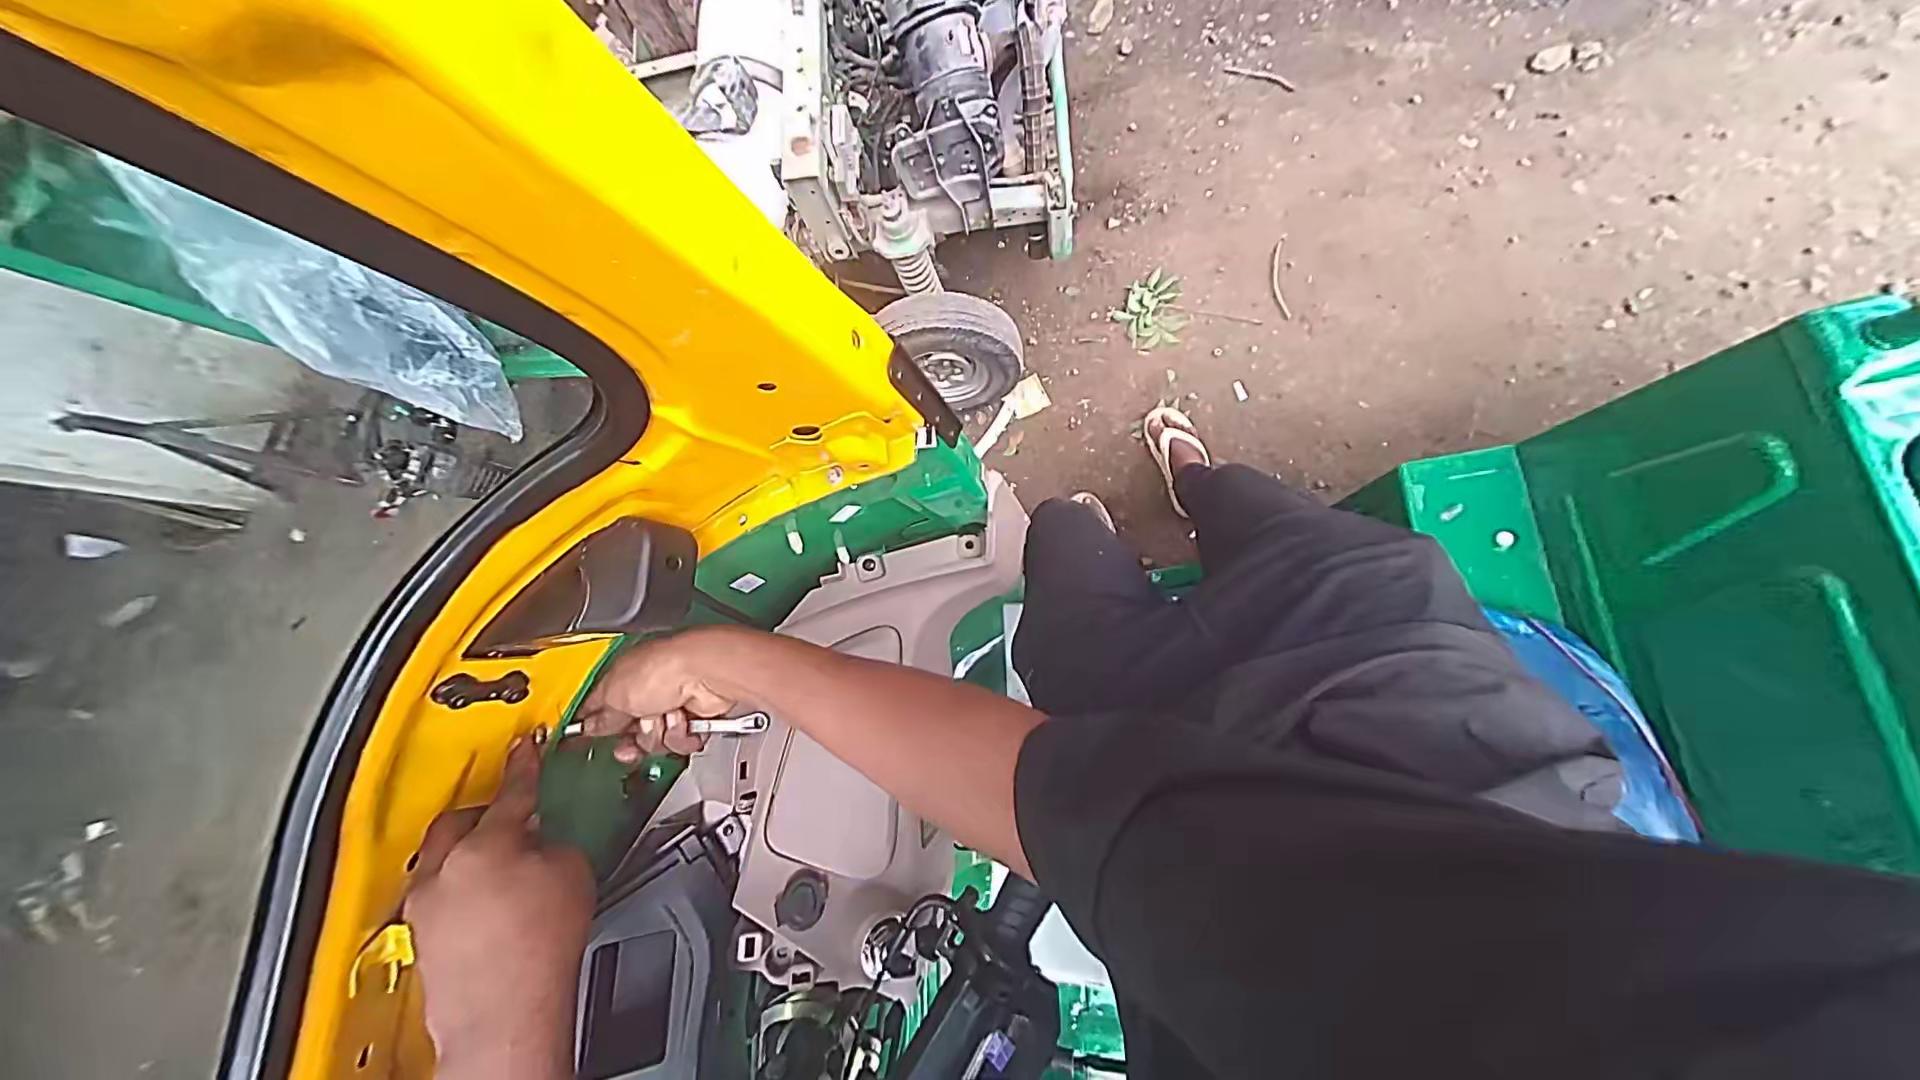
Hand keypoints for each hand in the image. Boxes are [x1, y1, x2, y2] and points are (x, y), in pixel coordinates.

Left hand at [405, 738, 593, 1079]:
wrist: (508, 1014)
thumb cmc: (540, 947)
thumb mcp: (572, 869)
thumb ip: (555, 839)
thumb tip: (542, 837)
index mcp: (484, 846)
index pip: (511, 791)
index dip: (524, 764)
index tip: (526, 747)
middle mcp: (444, 871)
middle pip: (461, 818)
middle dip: (489, 810)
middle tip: (519, 809)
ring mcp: (425, 906)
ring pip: (445, 855)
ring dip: (475, 847)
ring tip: (511, 857)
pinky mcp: (420, 935)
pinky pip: (439, 889)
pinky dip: (464, 881)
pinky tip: (496, 896)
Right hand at [577, 627, 750, 759]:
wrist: (705, 673)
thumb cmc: (663, 668)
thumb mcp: (615, 695)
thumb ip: (600, 717)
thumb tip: (589, 726)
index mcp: (626, 676)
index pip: (603, 707)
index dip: (596, 726)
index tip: (589, 739)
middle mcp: (650, 690)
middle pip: (631, 732)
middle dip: (634, 737)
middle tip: (640, 728)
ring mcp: (675, 704)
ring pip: (655, 742)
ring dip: (660, 735)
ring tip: (667, 717)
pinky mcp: (697, 717)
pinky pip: (680, 743)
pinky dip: (682, 735)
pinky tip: (684, 721)